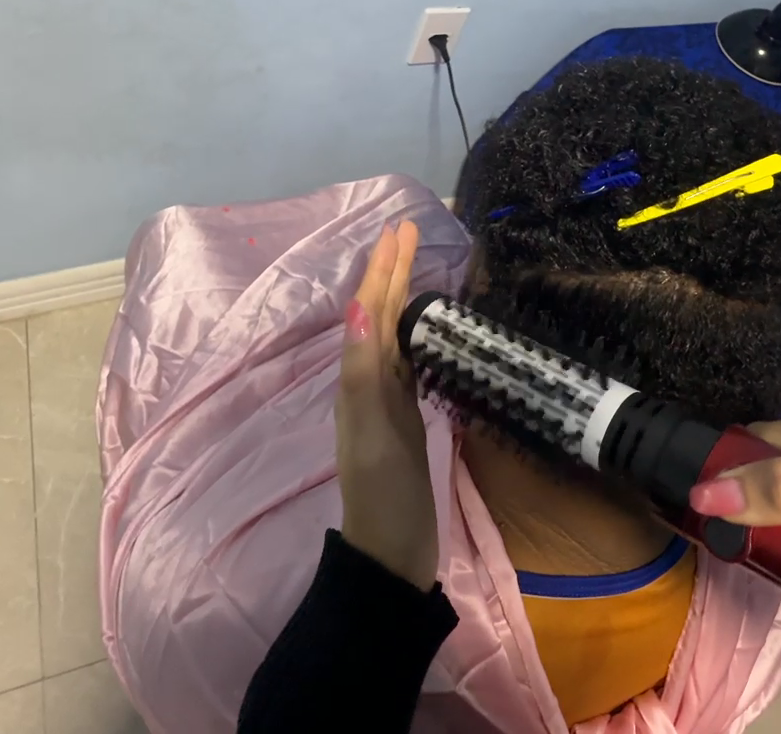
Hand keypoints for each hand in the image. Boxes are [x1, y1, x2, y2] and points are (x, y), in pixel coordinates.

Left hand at [335, 221, 436, 588]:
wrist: (393, 550)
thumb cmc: (384, 492)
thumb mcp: (373, 431)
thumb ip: (363, 371)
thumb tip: (356, 307)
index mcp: (358, 377)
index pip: (370, 309)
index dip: (383, 269)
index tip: (397, 230)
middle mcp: (367, 378)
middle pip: (379, 312)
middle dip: (392, 269)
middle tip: (408, 230)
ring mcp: (387, 396)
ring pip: (394, 330)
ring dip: (401, 292)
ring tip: (415, 261)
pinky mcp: (406, 412)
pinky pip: (408, 356)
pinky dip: (415, 329)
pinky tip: (424, 323)